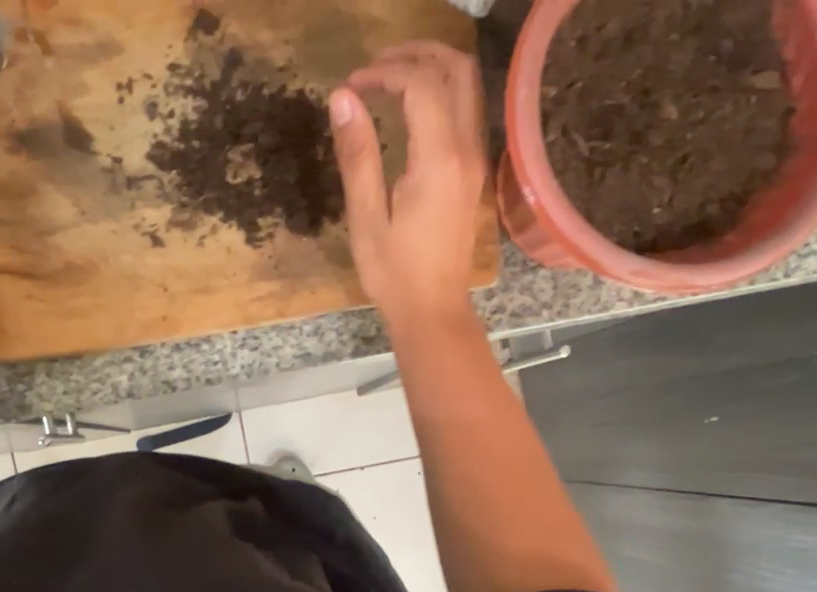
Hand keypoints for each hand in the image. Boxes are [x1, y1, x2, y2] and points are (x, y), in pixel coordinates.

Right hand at [329, 42, 487, 334]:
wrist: (433, 310)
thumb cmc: (393, 274)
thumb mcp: (366, 217)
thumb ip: (358, 154)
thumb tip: (342, 98)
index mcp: (439, 160)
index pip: (421, 84)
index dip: (384, 72)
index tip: (350, 87)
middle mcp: (466, 151)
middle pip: (456, 69)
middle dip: (415, 55)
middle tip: (373, 68)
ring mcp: (474, 160)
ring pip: (466, 86)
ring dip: (430, 69)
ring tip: (387, 80)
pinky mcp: (472, 172)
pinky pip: (464, 111)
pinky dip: (438, 94)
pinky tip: (406, 110)